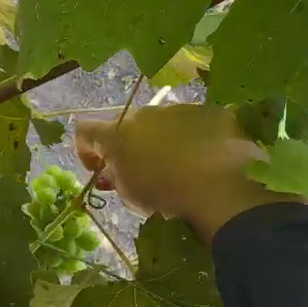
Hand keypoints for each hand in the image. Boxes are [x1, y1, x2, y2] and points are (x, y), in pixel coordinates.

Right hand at [74, 104, 302, 243]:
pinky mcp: (208, 112)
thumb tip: (113, 169)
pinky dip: (187, 139)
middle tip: (138, 171)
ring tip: (175, 166)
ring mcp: (177, 110)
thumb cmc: (166, 196)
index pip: (84, 131)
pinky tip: (201, 160)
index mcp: (116, 134)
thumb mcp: (128, 194)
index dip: (85, 151)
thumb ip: (114, 176)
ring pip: (157, 122)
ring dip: (157, 140)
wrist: (223, 191)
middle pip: (124, 125)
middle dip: (126, 146)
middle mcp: (142, 113)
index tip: (99, 170)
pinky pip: (188, 123)